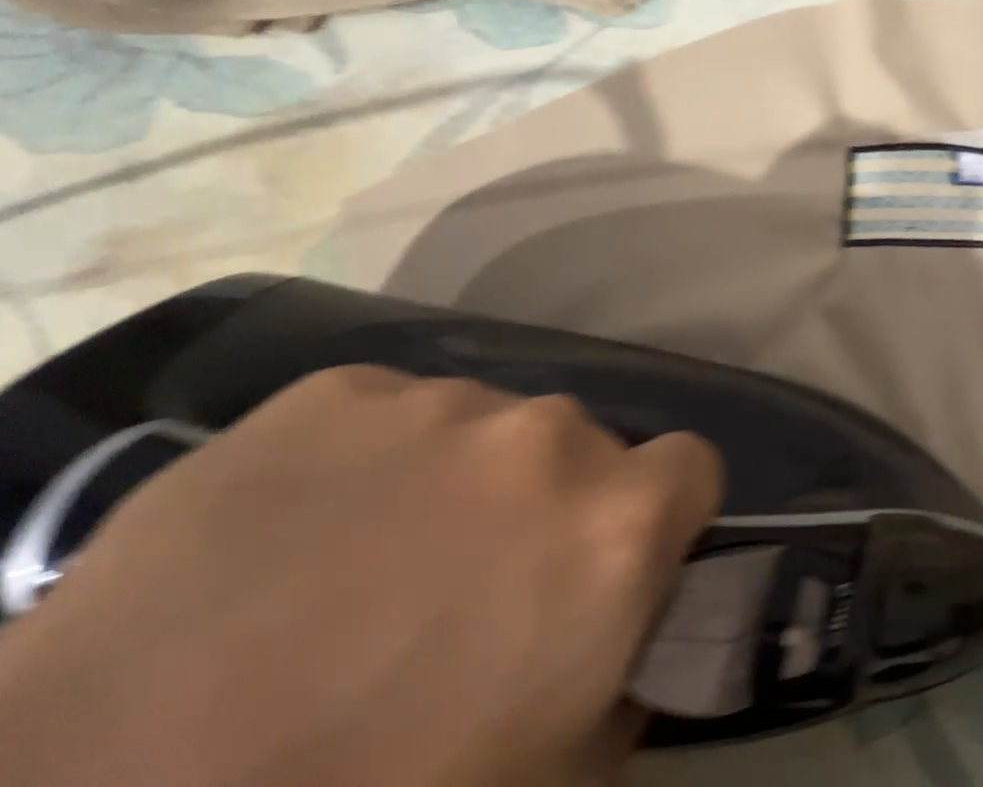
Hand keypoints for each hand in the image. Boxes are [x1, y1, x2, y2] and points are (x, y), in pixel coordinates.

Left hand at [0, 365, 722, 786]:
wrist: (130, 783)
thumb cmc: (395, 784)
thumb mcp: (563, 765)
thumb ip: (627, 677)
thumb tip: (629, 642)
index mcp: (620, 522)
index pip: (694, 465)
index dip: (667, 512)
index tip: (622, 556)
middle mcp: (548, 436)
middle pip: (585, 445)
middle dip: (555, 500)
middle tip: (481, 576)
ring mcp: (437, 403)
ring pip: (488, 423)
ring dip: (465, 475)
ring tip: (378, 553)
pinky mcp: (332, 390)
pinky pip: (390, 409)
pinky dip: (376, 456)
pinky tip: (309, 524)